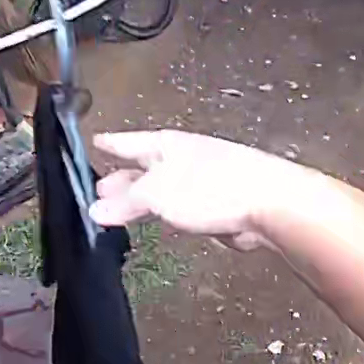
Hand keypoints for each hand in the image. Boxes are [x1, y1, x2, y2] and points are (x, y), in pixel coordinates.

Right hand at [91, 131, 314, 250]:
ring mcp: (198, 184)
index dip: (111, 144)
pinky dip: (159, 215)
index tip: (95, 142)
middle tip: (100, 188)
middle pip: (143, 169)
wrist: (267, 204)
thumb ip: (126, 203)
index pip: (130, 142)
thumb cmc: (214, 187)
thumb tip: (96, 210)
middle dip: (121, 179)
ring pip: (159, 191)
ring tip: (118, 211)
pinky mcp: (211, 208)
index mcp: (167, 146)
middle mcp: (182, 160)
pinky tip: (155, 221)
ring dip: (139, 201)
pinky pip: (175, 210)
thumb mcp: (158, 193)